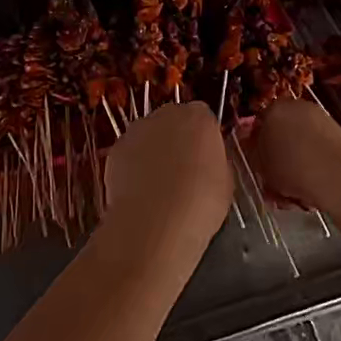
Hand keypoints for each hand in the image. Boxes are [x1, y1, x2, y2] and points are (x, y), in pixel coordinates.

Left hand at [104, 103, 231, 243]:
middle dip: (177, 139)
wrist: (153, 226)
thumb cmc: (200, 204)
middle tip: (182, 170)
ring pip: (149, 135)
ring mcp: (138, 130)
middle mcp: (168, 114)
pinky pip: (130, 153)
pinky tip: (139, 193)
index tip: (204, 158)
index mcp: (200, 117)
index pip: (203, 117)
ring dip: (153, 151)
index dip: (202, 138)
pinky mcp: (116, 150)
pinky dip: (133, 166)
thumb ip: (216, 162)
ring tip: (156, 185)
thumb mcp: (225, 182)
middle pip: (174, 120)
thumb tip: (207, 164)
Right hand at [248, 99, 340, 211]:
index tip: (256, 168)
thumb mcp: (261, 164)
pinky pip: (316, 154)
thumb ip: (254, 154)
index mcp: (275, 107)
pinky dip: (311, 170)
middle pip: (280, 135)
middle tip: (273, 185)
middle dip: (276, 161)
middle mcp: (299, 108)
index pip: (257, 125)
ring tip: (291, 196)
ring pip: (298, 148)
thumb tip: (254, 151)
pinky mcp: (338, 137)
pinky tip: (309, 194)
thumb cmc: (293, 168)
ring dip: (292, 171)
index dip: (255, 149)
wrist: (340, 177)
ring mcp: (321, 121)